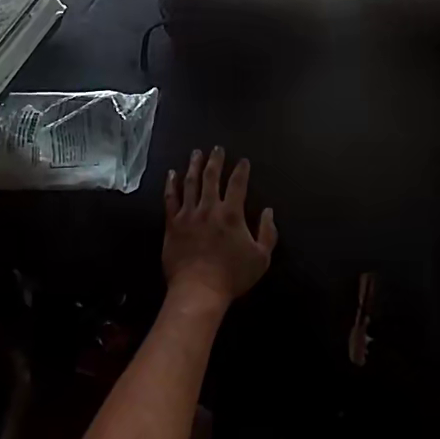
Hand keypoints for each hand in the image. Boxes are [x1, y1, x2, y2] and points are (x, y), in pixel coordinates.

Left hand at [162, 148, 277, 306]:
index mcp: (232, 214)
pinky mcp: (172, 223)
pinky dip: (171, 184)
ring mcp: (188, 214)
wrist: (198, 290)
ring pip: (190, 183)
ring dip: (194, 166)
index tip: (243, 161)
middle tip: (216, 148)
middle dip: (215, 160)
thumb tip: (268, 211)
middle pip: (212, 177)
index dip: (241, 170)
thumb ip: (268, 232)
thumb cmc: (232, 276)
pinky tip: (171, 174)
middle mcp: (209, 208)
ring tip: (196, 153)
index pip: (238, 184)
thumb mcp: (261, 258)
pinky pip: (170, 198)